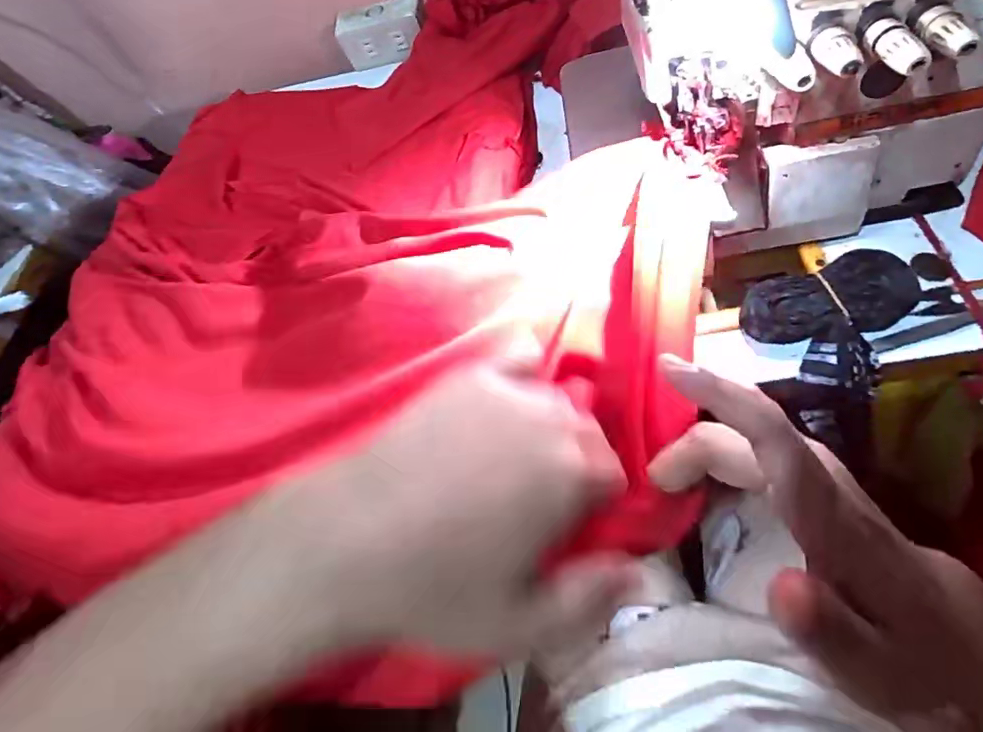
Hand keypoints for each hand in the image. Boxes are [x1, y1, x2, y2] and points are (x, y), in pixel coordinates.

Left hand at [267, 361, 637, 657]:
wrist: (347, 539)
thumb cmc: (435, 586)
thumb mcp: (518, 621)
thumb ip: (589, 597)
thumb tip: (636, 568)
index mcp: (572, 472)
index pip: (615, 473)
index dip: (599, 502)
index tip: (574, 525)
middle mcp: (550, 418)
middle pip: (590, 432)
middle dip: (580, 463)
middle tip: (544, 501)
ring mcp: (507, 389)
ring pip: (558, 399)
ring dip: (554, 425)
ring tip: (519, 459)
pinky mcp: (469, 376)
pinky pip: (519, 360)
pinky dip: (526, 375)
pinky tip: (507, 404)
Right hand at [649, 355, 982, 717]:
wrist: (959, 633)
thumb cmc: (914, 653)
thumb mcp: (880, 669)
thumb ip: (831, 632)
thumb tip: (780, 588)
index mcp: (829, 511)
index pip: (768, 433)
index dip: (718, 394)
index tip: (669, 370)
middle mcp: (820, 476)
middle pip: (744, 431)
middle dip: (687, 445)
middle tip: (650, 491)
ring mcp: (818, 474)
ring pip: (747, 435)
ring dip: (700, 444)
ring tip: (664, 482)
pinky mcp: (813, 481)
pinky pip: (753, 448)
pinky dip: (717, 451)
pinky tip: (699, 481)